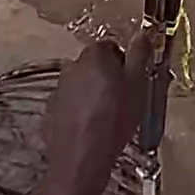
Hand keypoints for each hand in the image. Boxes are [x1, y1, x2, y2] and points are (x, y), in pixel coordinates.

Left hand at [41, 35, 150, 193]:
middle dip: (109, 79)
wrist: (81, 160)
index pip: (112, 48)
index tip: (132, 83)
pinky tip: (90, 130)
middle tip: (123, 102)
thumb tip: (143, 34)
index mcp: (94, 54)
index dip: (125, 64)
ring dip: (94, 95)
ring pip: (83, 85)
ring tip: (107, 119)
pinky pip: (71, 105)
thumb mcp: (137, 84)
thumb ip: (140, 55)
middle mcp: (73, 65)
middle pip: (96, 65)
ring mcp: (59, 88)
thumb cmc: (114, 118)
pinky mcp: (51, 111)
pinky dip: (80, 112)